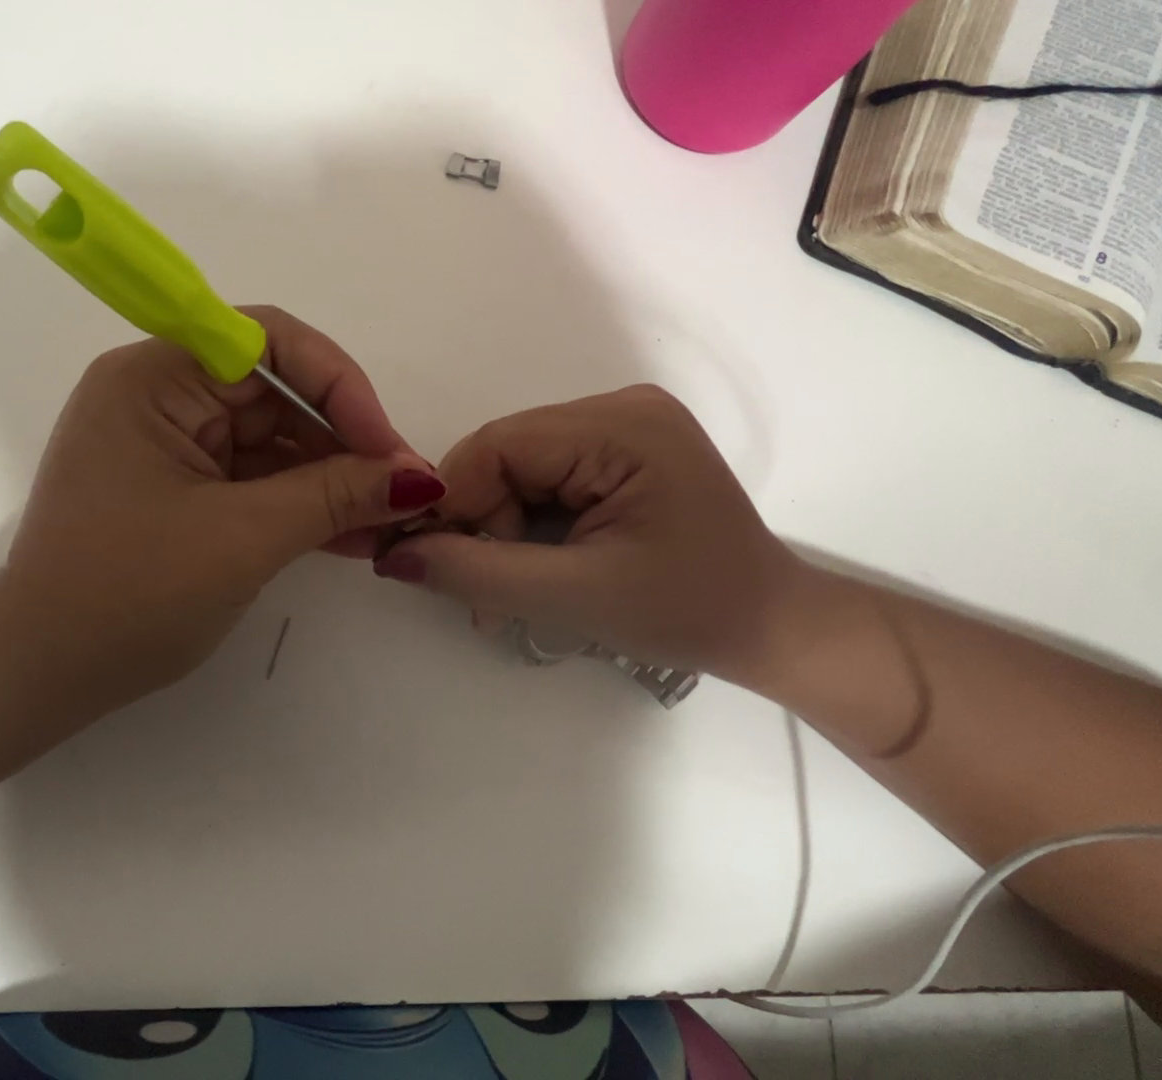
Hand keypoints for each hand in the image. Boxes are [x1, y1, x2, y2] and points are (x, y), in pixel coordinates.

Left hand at [0, 306, 444, 739]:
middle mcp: (157, 398)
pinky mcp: (176, 494)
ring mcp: (166, 448)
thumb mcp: (241, 538)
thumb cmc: (128, 595)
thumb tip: (416, 477)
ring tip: (388, 526)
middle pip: (274, 394)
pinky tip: (350, 537)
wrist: (42, 675)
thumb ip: (333, 495)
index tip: (385, 447)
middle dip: (343, 443)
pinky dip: (298, 507)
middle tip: (403, 497)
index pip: (266, 341)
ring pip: (269, 444)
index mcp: (153, 378)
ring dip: (329, 482)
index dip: (338, 383)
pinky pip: (251, 482)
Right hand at [373, 386, 804, 683]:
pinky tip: (533, 569)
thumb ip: (478, 573)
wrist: (768, 627)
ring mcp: (623, 430)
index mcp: (622, 427)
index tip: (425, 562)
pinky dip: (525, 528)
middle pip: (506, 457)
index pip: (499, 446)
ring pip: (518, 472)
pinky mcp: (621, 456)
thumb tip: (393, 556)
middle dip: (480, 524)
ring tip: (506, 594)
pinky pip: (544, 482)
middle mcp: (620, 410)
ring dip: (499, 531)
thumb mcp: (574, 596)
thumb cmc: (686, 611)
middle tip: (475, 594)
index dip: (451, 501)